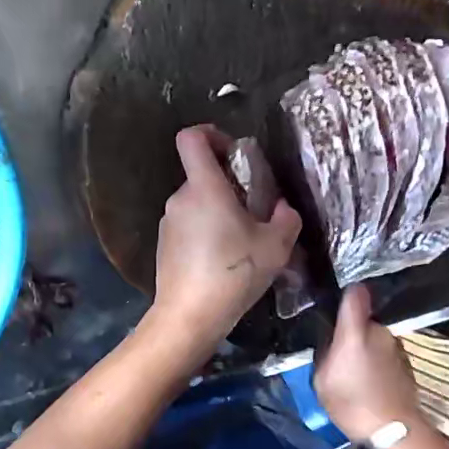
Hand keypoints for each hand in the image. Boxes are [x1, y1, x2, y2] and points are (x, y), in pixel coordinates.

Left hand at [148, 126, 301, 349]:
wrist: (189, 315)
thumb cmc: (233, 273)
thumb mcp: (277, 245)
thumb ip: (285, 217)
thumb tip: (280, 207)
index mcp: (204, 187)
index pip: (192, 138)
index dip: (212, 133)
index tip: (235, 151)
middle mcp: (180, 198)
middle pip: (201, 174)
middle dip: (229, 185)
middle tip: (255, 210)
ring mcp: (168, 222)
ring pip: (197, 203)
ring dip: (220, 211)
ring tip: (244, 241)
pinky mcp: (164, 244)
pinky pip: (189, 226)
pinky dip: (206, 231)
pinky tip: (224, 260)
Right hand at [313, 282, 423, 440]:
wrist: (392, 431)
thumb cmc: (350, 402)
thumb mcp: (321, 377)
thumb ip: (326, 350)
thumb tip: (332, 339)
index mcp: (355, 332)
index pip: (355, 295)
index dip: (346, 293)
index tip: (337, 298)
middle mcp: (380, 332)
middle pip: (364, 321)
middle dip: (352, 331)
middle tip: (337, 352)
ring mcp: (397, 348)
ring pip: (375, 339)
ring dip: (365, 349)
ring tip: (353, 371)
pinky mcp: (407, 365)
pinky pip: (385, 355)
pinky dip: (377, 363)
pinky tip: (369, 382)